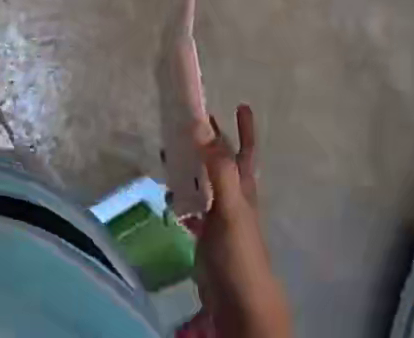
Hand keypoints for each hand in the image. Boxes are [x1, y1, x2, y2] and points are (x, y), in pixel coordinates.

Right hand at [194, 104, 291, 337]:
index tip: (242, 105)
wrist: (240, 307)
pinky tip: (168, 193)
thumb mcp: (231, 208)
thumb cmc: (240, 254)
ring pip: (205, 182)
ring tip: (172, 148)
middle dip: (211, 141)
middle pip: (222, 162)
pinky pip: (192, 206)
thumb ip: (217, 168)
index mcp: (242, 190)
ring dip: (192, 164)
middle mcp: (233, 199)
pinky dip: (181, 195)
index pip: (245, 152)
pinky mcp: (205, 236)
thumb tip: (200, 123)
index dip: (245, 130)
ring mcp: (219, 218)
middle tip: (192, 118)